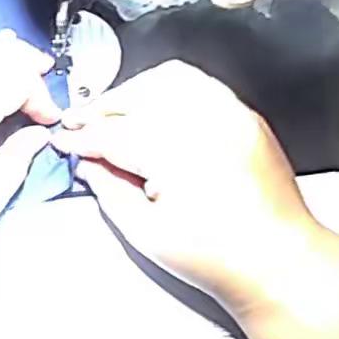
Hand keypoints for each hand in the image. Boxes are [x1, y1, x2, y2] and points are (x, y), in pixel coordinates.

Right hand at [50, 60, 329, 315]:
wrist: (276, 259)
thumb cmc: (215, 257)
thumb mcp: (146, 232)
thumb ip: (110, 190)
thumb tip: (87, 165)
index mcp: (179, 153)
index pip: (116, 133)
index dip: (83, 137)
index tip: (62, 140)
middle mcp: (208, 122)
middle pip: (140, 95)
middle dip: (103, 106)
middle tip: (79, 123)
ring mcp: (232, 114)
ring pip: (171, 79)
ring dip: (134, 91)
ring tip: (111, 112)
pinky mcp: (245, 117)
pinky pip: (200, 86)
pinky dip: (167, 91)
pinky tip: (151, 111)